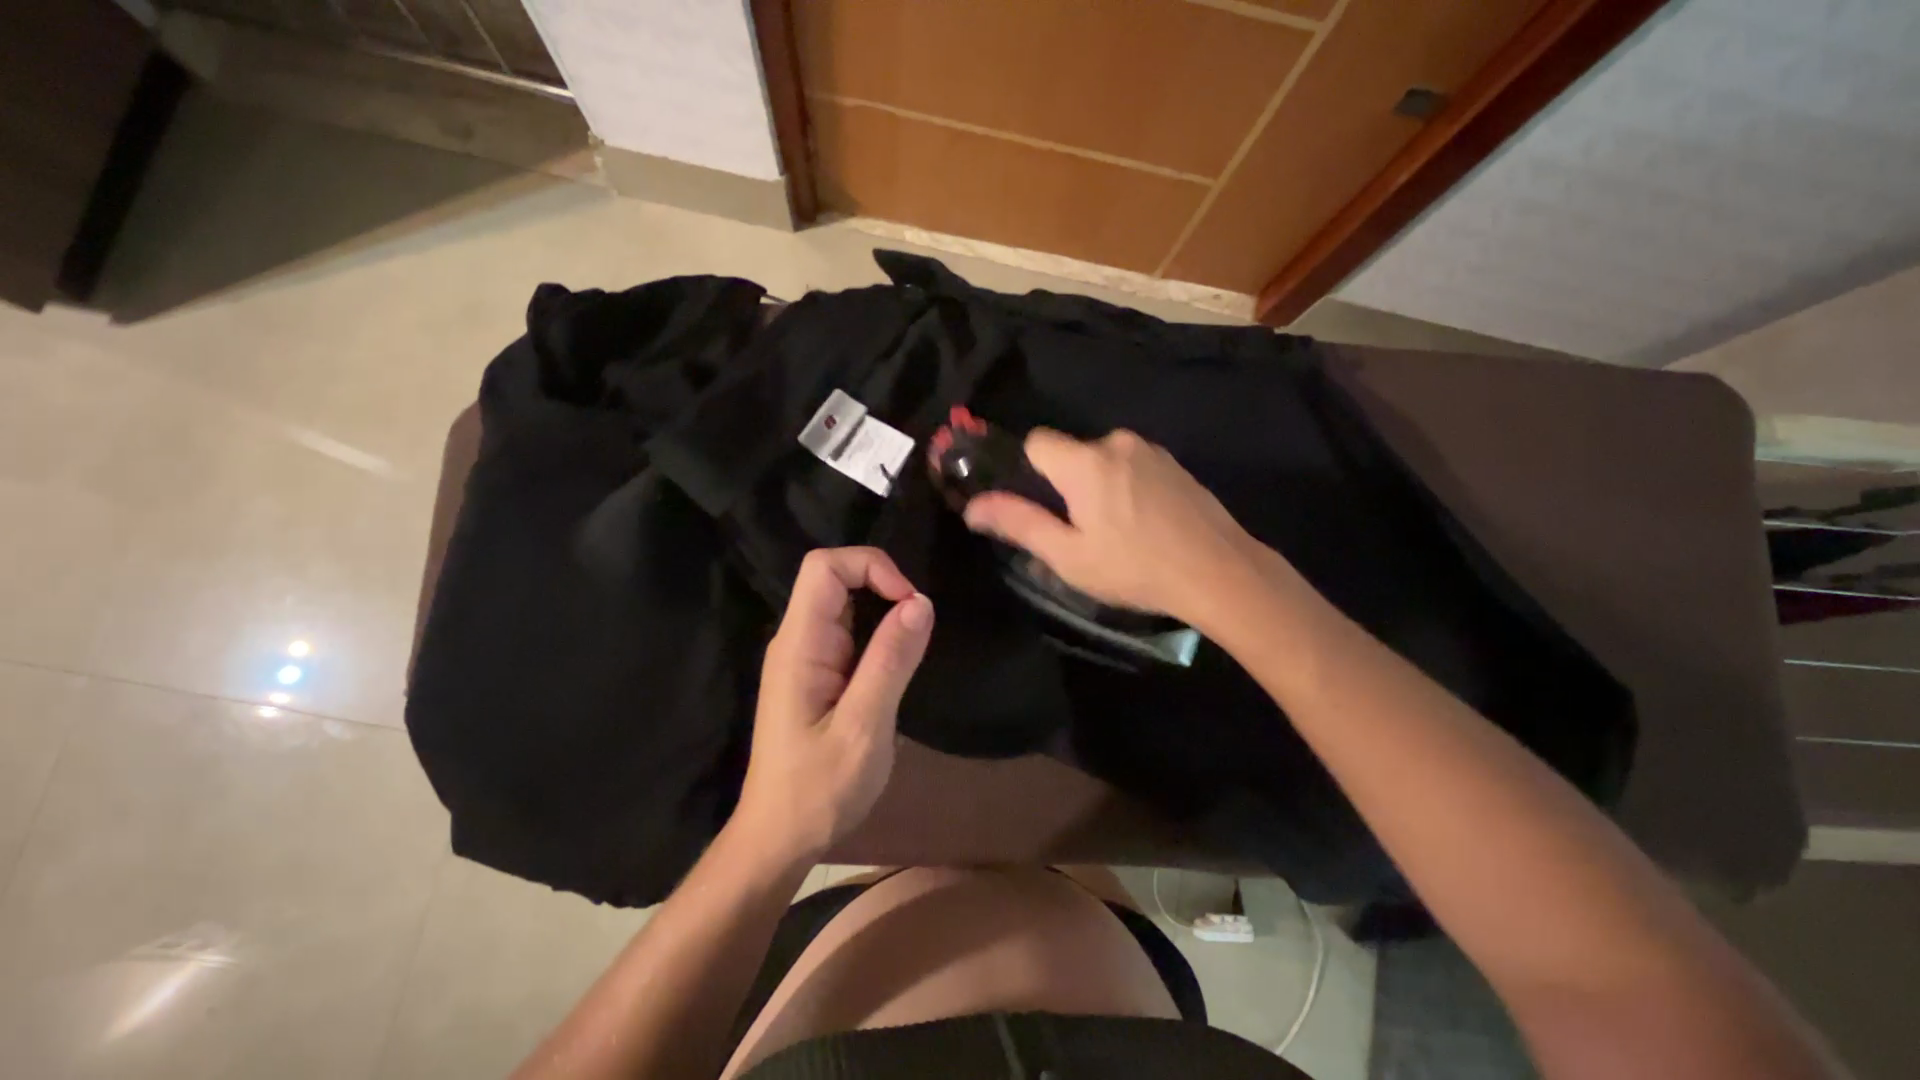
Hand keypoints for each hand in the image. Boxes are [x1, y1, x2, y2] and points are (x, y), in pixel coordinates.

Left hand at [734, 547, 933, 862]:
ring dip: (883, 613)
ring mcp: (804, 660)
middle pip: (833, 579)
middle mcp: (797, 642)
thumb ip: (890, 662)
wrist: (780, 837)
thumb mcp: (863, 727)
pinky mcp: (816, 678)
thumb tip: (920, 602)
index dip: (871, 566)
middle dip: (882, 586)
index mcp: (799, 645)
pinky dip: (878, 637)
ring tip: (915, 648)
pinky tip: (898, 665)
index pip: (824, 567)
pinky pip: (848, 635)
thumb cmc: (819, 789)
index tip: (911, 603)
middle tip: (921, 628)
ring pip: (843, 606)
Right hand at [963, 428, 1255, 622]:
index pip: (1036, 442)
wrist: (1220, 571)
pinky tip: (1144, 526)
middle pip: (1071, 454)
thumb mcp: (1069, 556)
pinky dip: (1127, 489)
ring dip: (1099, 488)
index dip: (1029, 472)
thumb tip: (972, 506)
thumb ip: (1019, 523)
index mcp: (1085, 462)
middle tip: (1080, 533)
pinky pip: (1132, 468)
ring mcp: (1151, 451)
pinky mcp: (1175, 464)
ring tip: (1117, 534)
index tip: (1039, 507)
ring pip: (1103, 461)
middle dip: (1066, 486)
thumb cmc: (1136, 568)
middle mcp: (1117, 443)